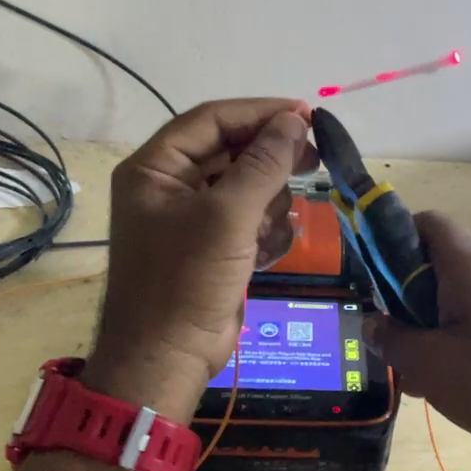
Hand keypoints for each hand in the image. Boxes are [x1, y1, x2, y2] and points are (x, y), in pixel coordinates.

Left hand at [90, 99, 316, 418]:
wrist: (169, 357)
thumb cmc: (186, 281)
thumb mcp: (226, 216)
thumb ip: (263, 164)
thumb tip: (295, 121)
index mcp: (156, 168)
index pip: (212, 120)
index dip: (260, 113)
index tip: (306, 114)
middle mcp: (172, 187)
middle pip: (233, 153)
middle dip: (271, 162)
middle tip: (315, 160)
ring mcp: (194, 221)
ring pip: (248, 190)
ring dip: (269, 204)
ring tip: (272, 227)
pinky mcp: (216, 250)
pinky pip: (251, 224)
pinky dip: (267, 233)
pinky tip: (271, 248)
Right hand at [365, 212, 470, 460]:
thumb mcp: (430, 365)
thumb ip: (392, 340)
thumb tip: (373, 323)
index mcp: (469, 264)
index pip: (425, 223)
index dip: (391, 240)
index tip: (373, 282)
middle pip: (440, 265)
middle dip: (408, 301)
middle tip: (396, 344)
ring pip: (462, 300)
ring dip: (434, 330)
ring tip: (426, 378)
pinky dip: (463, 344)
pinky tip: (461, 387)